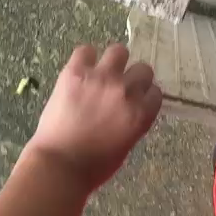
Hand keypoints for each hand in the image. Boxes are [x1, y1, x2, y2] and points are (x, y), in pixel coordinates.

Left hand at [21, 44, 162, 192]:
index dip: (145, 95)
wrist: (59, 163)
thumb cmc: (94, 165)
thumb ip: (133, 121)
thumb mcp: (125, 145)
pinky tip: (80, 70)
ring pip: (119, 51)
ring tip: (102, 72)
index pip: (155, 92)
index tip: (137, 99)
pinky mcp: (75, 71)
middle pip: (143, 69)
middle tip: (120, 87)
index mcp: (140, 114)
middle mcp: (125, 91)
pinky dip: (84, 58)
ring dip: (114, 62)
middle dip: (134, 77)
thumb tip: (130, 107)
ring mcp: (100, 78)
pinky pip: (85, 50)